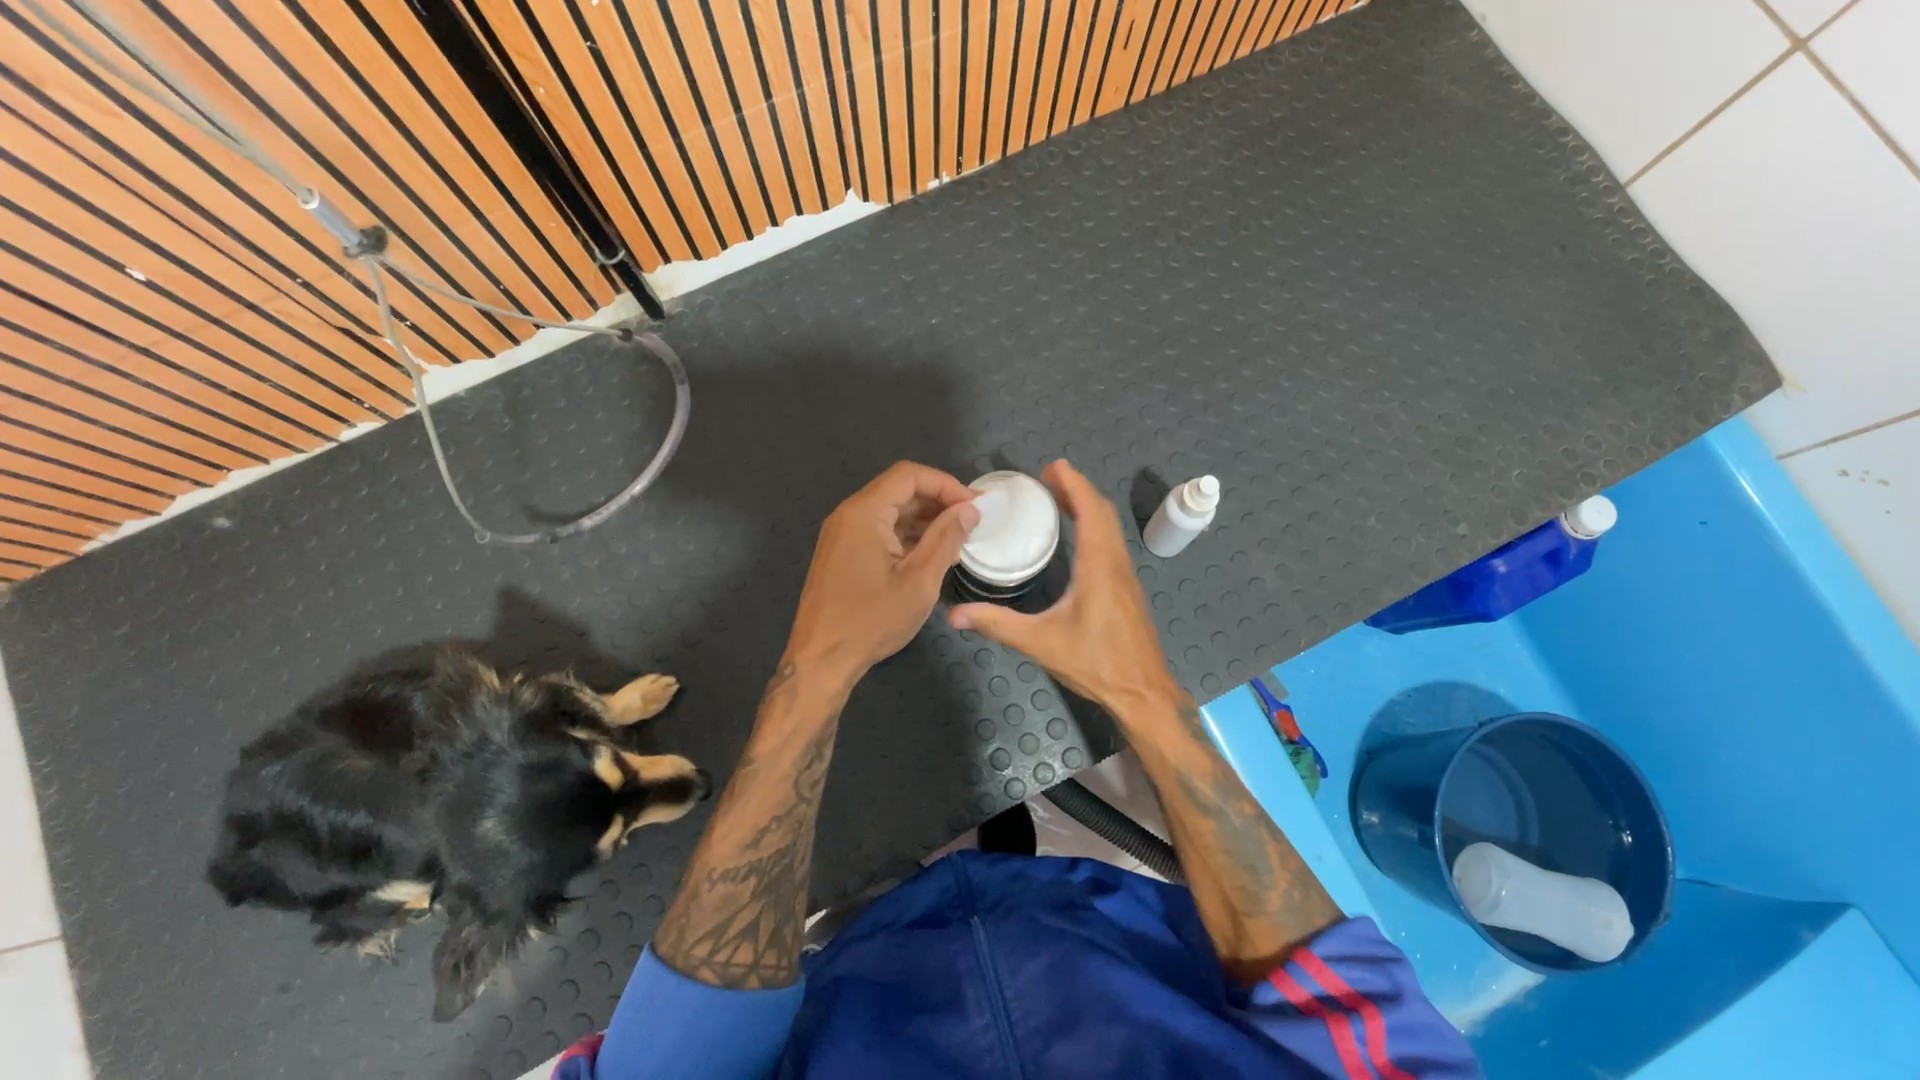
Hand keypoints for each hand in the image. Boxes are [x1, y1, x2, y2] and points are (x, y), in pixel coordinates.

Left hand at [784, 461, 978, 686]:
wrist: (822, 659)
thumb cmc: (872, 620)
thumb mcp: (919, 581)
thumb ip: (946, 539)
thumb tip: (969, 510)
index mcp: (864, 513)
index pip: (909, 475)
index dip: (946, 484)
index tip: (975, 506)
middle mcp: (849, 515)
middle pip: (899, 490)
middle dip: (938, 501)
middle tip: (972, 522)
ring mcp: (843, 535)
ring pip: (891, 512)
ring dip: (925, 520)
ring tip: (959, 541)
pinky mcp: (843, 554)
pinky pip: (880, 531)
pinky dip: (908, 536)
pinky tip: (932, 555)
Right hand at [949, 460, 1176, 712]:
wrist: (1143, 693)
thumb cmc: (1096, 664)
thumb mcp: (1041, 643)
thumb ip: (998, 625)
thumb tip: (955, 615)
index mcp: (1099, 566)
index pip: (1090, 511)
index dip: (1073, 484)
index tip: (1053, 466)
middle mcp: (1116, 564)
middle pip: (1102, 513)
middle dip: (1077, 490)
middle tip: (1047, 479)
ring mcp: (1126, 577)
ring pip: (1111, 529)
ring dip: (1088, 508)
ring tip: (1059, 501)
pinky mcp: (1128, 591)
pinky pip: (1112, 545)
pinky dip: (1095, 528)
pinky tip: (1077, 539)